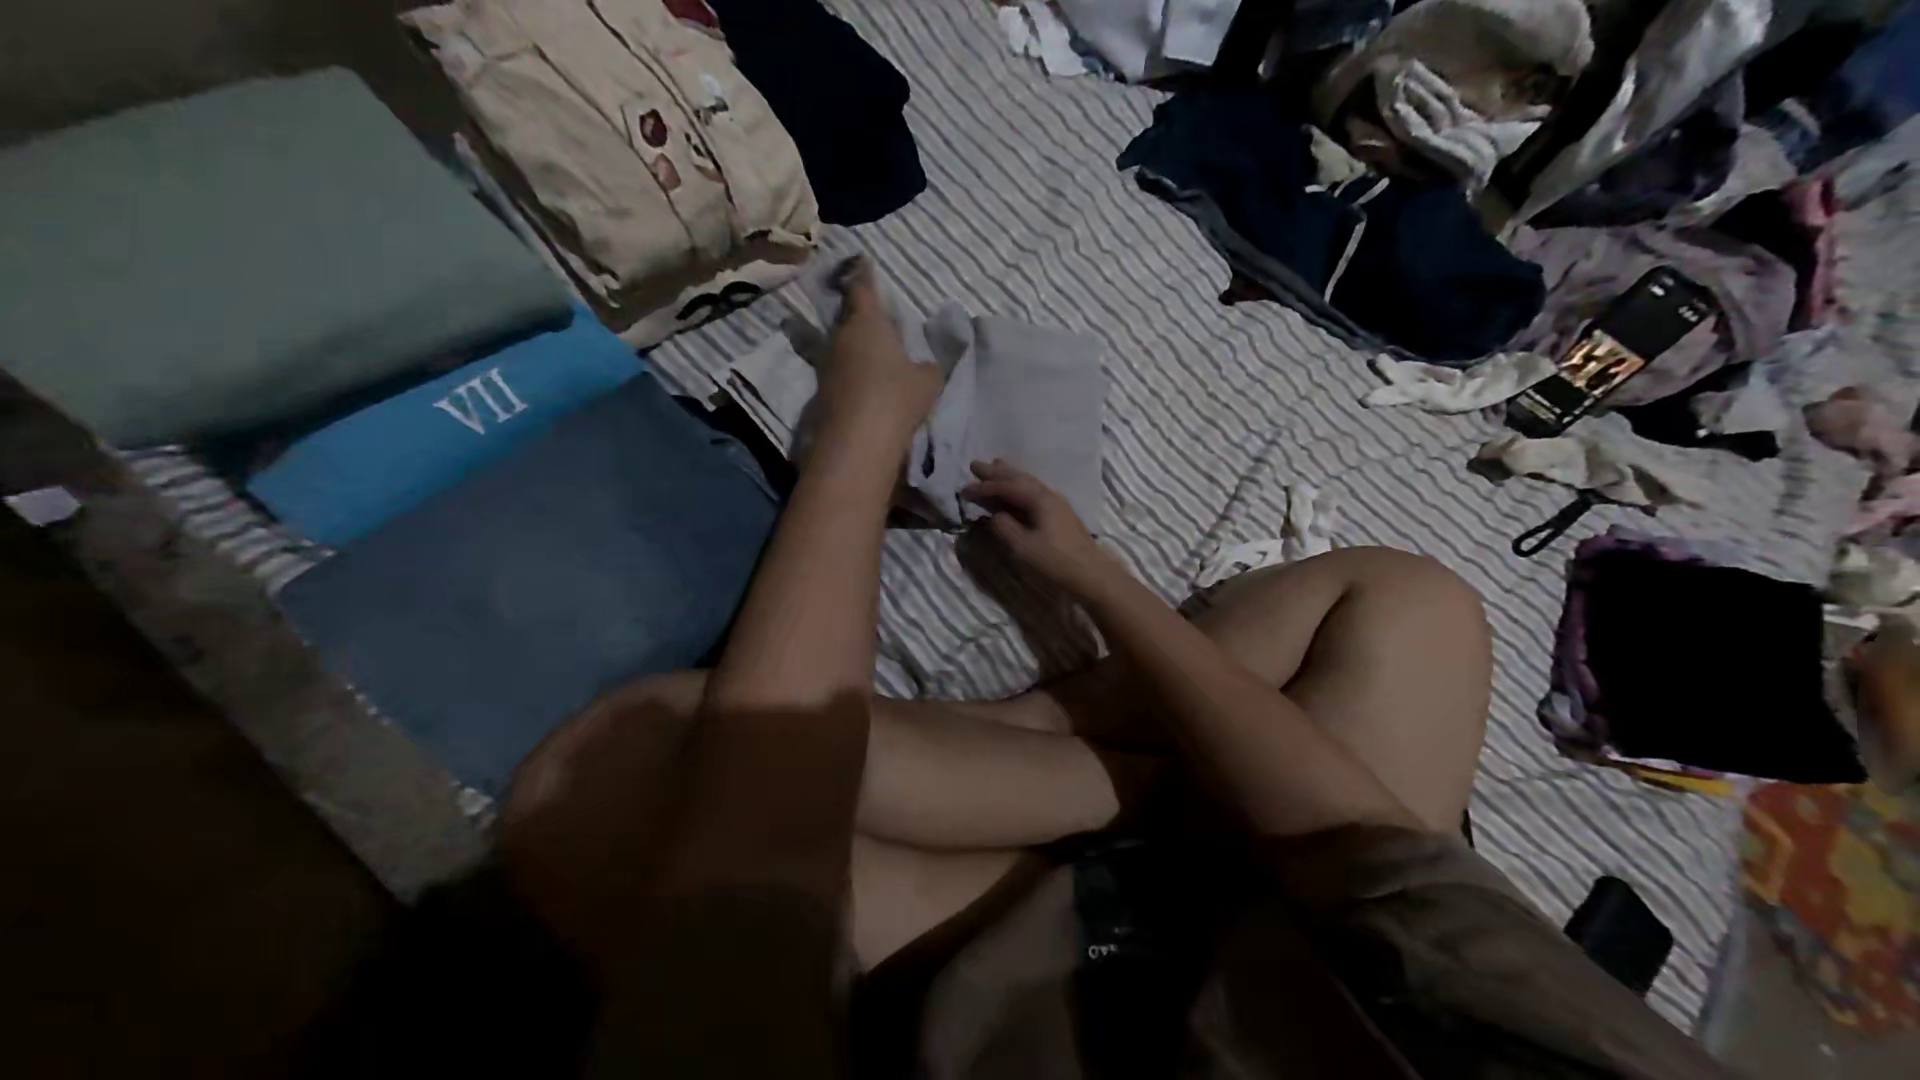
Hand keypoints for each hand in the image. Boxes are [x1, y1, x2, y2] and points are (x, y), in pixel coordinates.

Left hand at [814, 256, 944, 447]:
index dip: (863, 274)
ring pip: (840, 347)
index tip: (861, 261)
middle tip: (873, 320)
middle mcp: (840, 337)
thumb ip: (928, 367)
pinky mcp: (821, 393)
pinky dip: (849, 375)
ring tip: (871, 357)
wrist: (859, 441)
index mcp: (867, 323)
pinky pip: (838, 374)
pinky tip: (864, 387)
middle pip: (847, 318)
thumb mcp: (928, 381)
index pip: (862, 288)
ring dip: (852, 349)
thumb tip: (926, 367)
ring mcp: (826, 366)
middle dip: (858, 316)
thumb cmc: (897, 397)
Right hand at [962, 459, 1119, 597]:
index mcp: (1039, 499)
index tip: (963, 489)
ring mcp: (1057, 503)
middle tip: (975, 464)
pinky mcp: (1061, 514)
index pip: (1006, 487)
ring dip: (1010, 475)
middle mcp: (1049, 495)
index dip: (983, 487)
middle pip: (1019, 478)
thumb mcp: (1022, 547)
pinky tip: (1018, 490)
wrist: (1092, 575)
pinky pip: (1035, 491)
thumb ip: (1004, 527)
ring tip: (996, 466)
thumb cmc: (1055, 561)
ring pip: (1029, 482)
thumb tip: (996, 515)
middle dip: (996, 472)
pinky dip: (1020, 486)